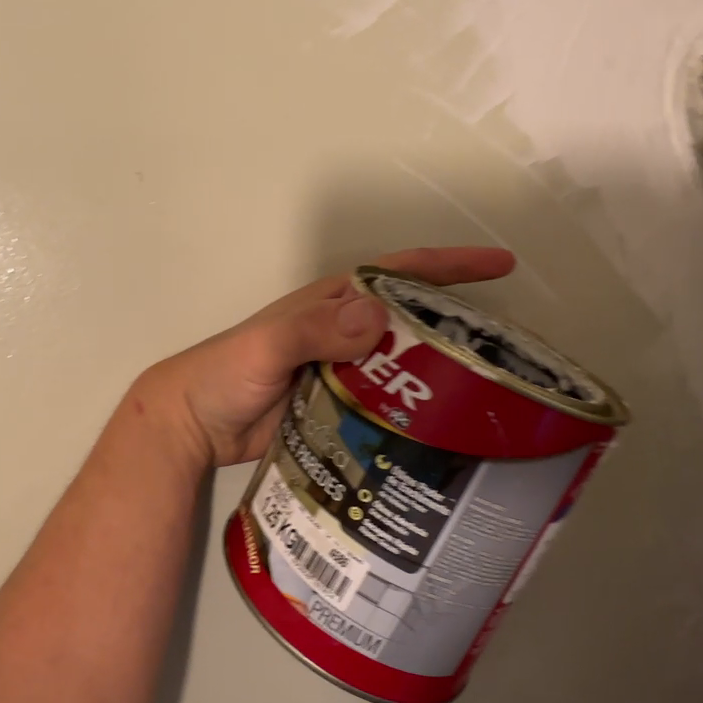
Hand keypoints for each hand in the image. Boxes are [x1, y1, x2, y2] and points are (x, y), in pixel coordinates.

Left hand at [131, 247, 515, 468]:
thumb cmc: (224, 372)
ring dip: (442, 378)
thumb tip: (378, 316)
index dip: (449, 266)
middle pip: (413, 323)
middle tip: (509, 355)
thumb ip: (315, 329)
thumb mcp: (268, 345)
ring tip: (491, 403)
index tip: (502, 265)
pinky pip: (388, 407)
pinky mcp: (339, 411)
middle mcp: (345, 333)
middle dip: (458, 329)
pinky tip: (444, 438)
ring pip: (406, 368)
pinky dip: (415, 415)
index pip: (399, 275)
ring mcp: (344, 374)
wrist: (192, 424)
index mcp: (332, 304)